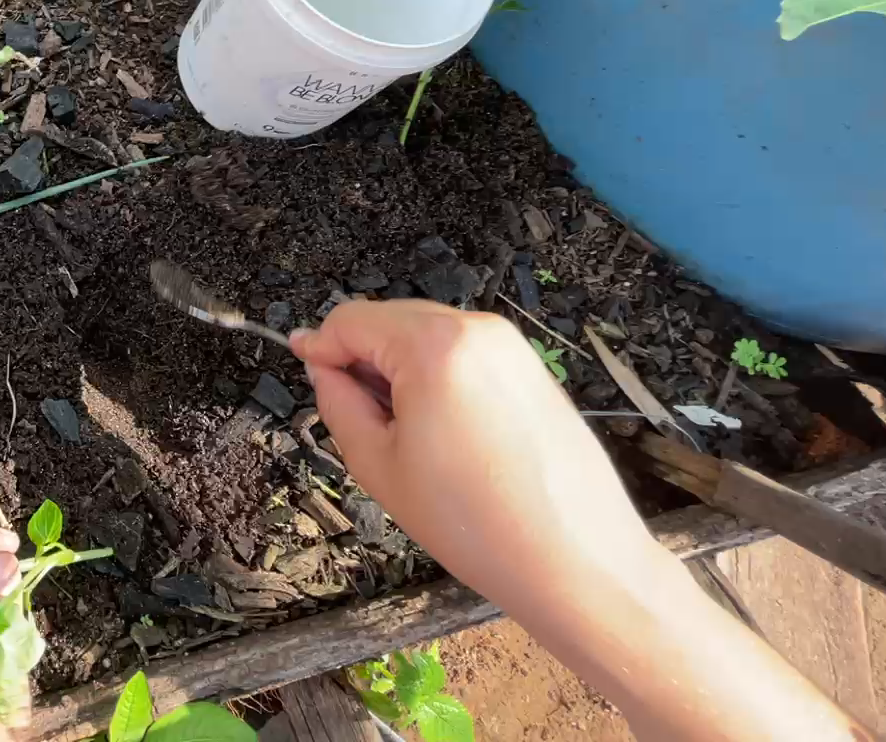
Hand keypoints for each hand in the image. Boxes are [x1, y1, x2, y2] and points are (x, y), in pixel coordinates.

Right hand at [288, 299, 660, 615]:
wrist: (581, 567)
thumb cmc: (474, 521)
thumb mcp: (375, 462)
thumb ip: (336, 401)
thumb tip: (324, 370)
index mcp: (433, 347)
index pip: (350, 320)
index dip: (319, 344)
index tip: (304, 364)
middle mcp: (474, 330)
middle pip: (386, 318)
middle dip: (359, 353)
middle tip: (352, 407)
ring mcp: (509, 346)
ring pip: (420, 331)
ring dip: (394, 362)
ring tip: (400, 425)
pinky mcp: (529, 366)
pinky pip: (457, 348)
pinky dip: (431, 370)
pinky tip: (438, 424)